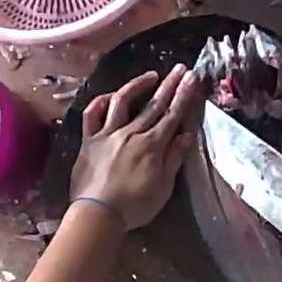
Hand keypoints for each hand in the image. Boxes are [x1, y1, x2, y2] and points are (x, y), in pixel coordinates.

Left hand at [70, 65, 198, 229]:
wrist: (97, 213)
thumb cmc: (134, 206)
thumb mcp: (163, 187)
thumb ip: (173, 159)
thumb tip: (187, 135)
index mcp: (152, 145)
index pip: (172, 114)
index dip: (184, 95)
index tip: (192, 77)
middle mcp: (131, 133)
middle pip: (153, 104)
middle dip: (169, 85)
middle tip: (179, 68)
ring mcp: (108, 134)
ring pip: (122, 101)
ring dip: (137, 85)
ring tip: (151, 75)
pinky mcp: (89, 140)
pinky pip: (92, 114)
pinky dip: (101, 102)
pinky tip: (111, 96)